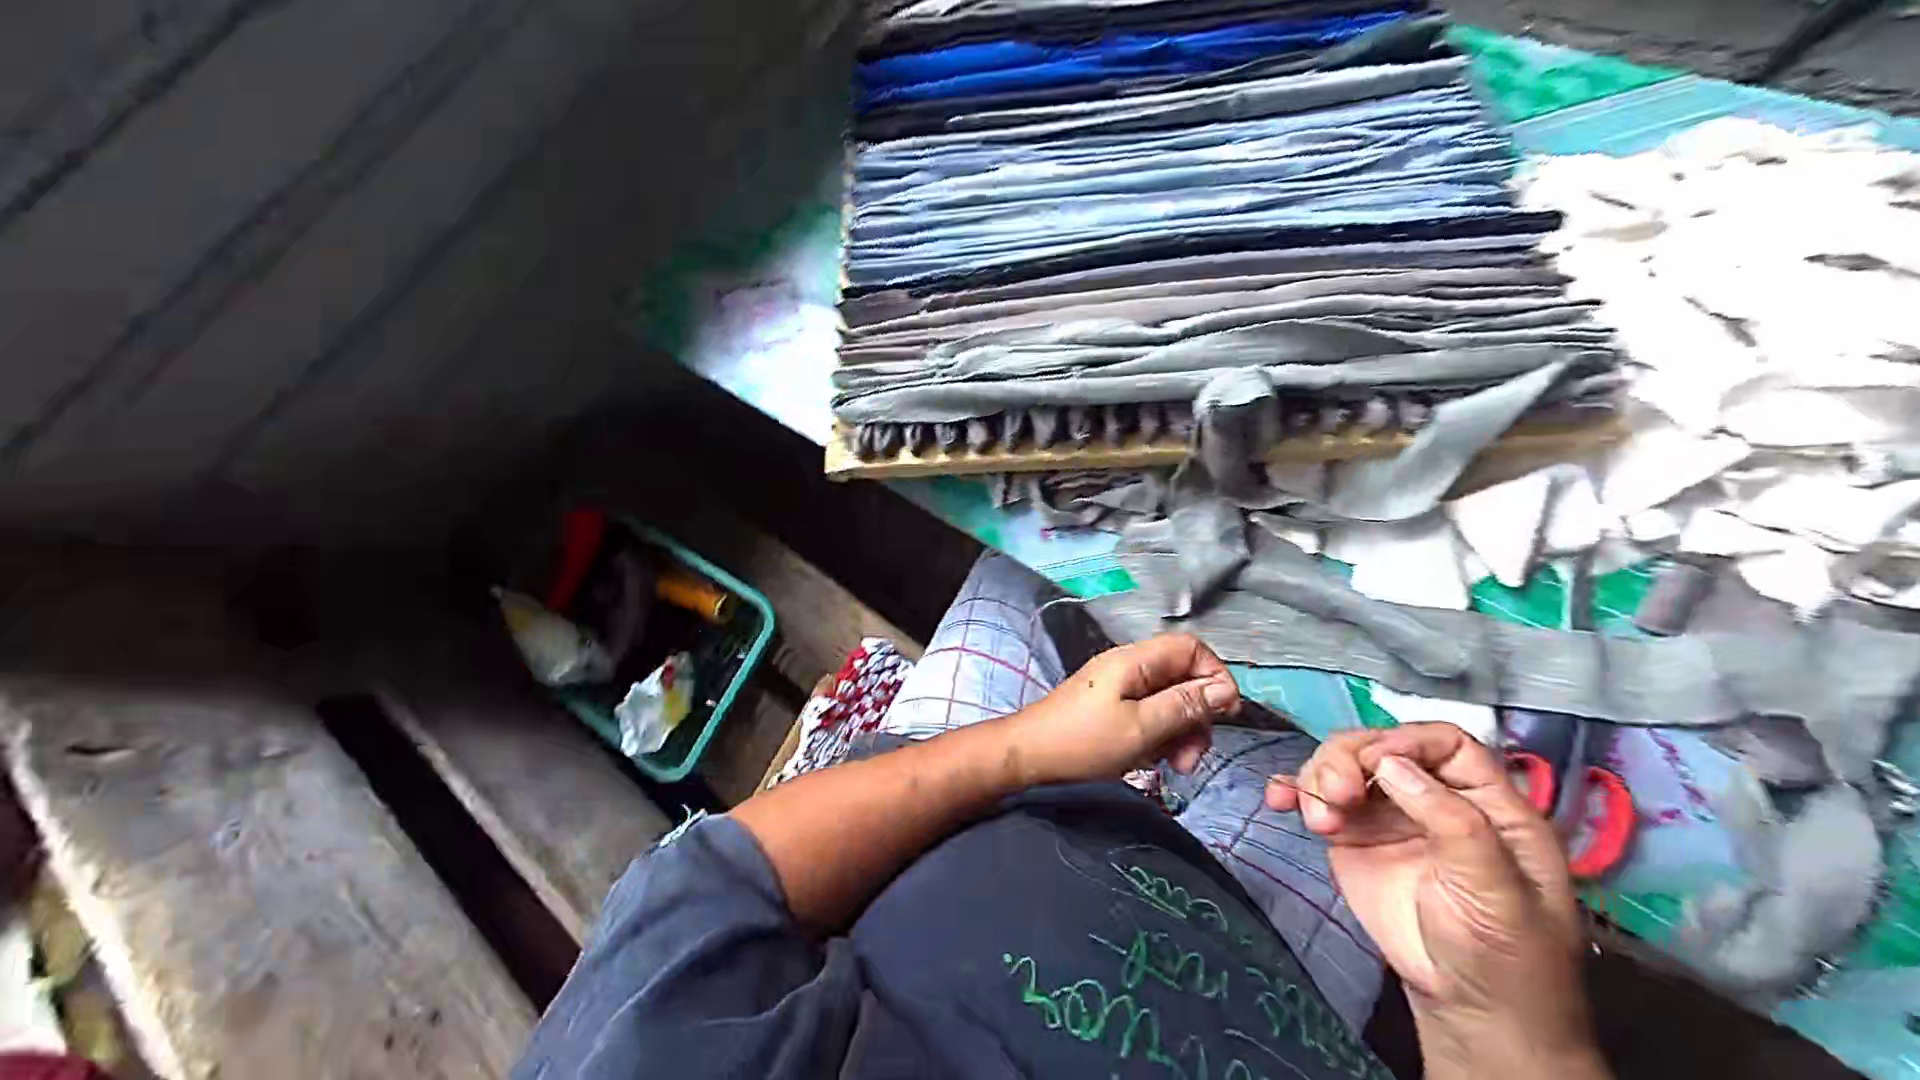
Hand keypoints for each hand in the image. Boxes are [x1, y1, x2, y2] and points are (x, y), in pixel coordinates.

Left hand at [1000, 633, 1239, 786]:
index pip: (1191, 648)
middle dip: (1197, 715)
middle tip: (1193, 756)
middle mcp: (1129, 666)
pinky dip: (1159, 735)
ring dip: (1181, 732)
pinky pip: (1149, 713)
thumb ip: (1185, 705)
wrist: (1027, 756)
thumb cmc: (1083, 742)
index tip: (1223, 715)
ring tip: (1175, 766)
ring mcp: (1119, 687)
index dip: (1214, 676)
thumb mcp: (1141, 728)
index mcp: (1135, 660)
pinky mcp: (1111, 707)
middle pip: (1183, 677)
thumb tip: (1225, 689)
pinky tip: (1153, 760)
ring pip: (1169, 699)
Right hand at [1264, 724, 1607, 1079]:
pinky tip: (1279, 800)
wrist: (1467, 1005)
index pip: (1444, 743)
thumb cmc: (1506, 953)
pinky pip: (1315, 797)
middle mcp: (1430, 795)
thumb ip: (1454, 824)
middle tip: (1336, 796)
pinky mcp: (1350, 833)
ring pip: (1341, 765)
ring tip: (1316, 821)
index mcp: (1483, 801)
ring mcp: (1386, 813)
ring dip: (1318, 778)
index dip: (1407, 741)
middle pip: (1379, 746)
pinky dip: (1292, 790)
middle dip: (1347, 760)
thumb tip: (1390, 764)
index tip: (1375, 764)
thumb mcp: (1498, 892)